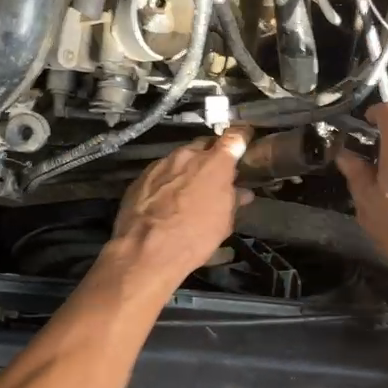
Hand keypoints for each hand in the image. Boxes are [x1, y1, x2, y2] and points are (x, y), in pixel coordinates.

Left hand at [104, 126, 252, 286]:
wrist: (144, 251)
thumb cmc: (193, 237)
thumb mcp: (224, 223)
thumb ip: (233, 201)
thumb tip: (241, 192)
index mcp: (215, 163)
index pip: (234, 137)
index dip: (242, 137)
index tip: (245, 138)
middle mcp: (188, 155)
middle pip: (205, 146)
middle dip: (212, 156)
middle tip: (217, 173)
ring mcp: (162, 163)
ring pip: (182, 158)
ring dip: (189, 167)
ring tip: (191, 187)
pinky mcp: (142, 176)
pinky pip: (163, 171)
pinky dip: (170, 179)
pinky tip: (169, 197)